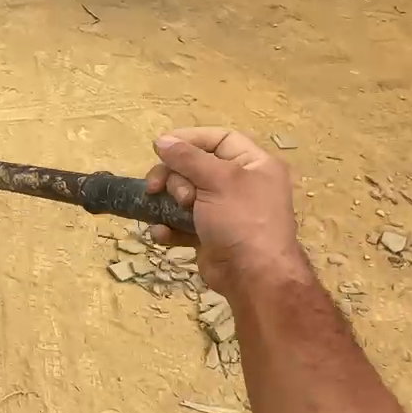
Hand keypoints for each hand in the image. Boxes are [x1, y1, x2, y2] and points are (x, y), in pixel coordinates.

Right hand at [143, 127, 307, 295]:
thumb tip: (162, 140)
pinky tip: (164, 233)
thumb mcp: (218, 181)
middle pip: (193, 166)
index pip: (218, 139)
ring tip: (169, 215)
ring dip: (167, 203)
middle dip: (173, 177)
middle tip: (159, 189)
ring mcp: (220, 209)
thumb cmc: (242, 220)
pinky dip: (168, 226)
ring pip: (181, 194)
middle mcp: (238, 183)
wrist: (251, 273)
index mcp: (252, 165)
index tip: (160, 148)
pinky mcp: (206, 232)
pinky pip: (178, 221)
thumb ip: (188, 158)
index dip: (189, 140)